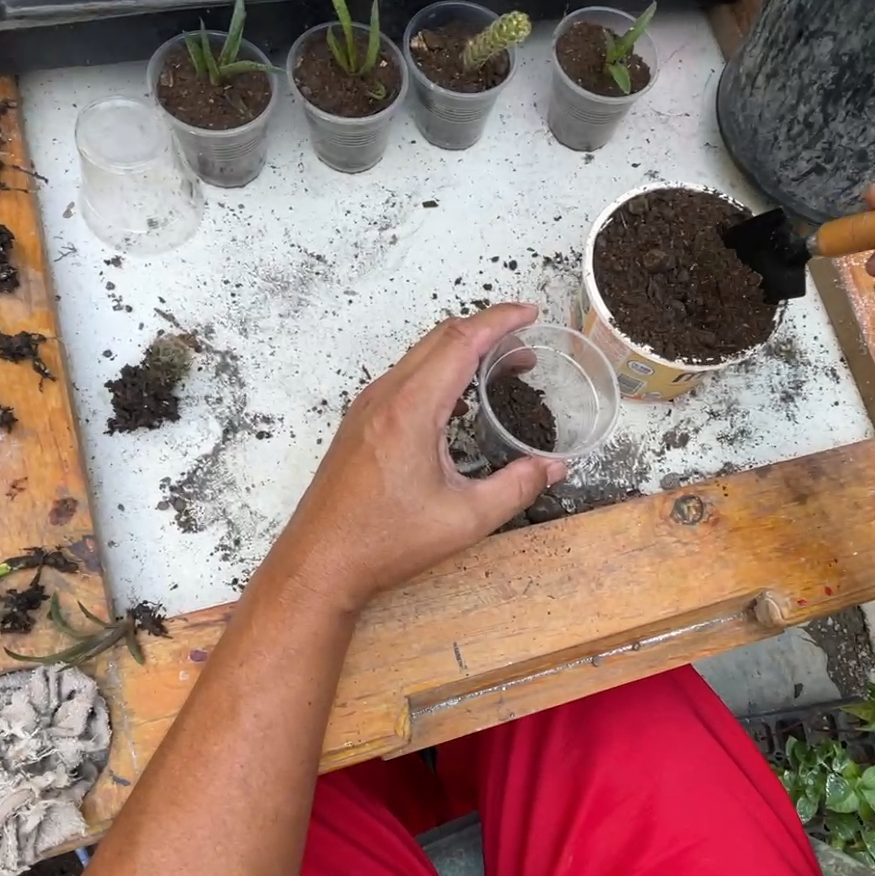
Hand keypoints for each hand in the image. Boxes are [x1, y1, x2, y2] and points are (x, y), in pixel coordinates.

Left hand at [266, 303, 566, 611]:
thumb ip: (516, 488)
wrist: (321, 562)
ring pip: (419, 357)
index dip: (500, 321)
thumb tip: (553, 468)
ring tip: (498, 373)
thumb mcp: (464, 520)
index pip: (461, 341)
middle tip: (524, 350)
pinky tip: (458, 405)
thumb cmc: (383, 541)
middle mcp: (384, 397)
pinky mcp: (360, 424)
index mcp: (410, 409)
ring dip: (460, 354)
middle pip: (440, 339)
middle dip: (487, 334)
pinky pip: (403, 379)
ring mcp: (367, 408)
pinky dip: (437, 374)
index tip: (529, 313)